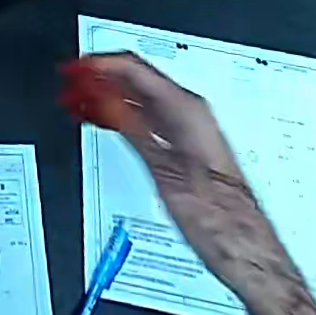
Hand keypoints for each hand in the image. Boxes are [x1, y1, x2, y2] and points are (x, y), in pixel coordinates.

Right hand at [60, 53, 315, 314]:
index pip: (133, 67)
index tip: (75, 68)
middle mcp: (189, 109)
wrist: (245, 251)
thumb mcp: (162, 169)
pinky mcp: (182, 140)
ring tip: (77, 99)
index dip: (99, 64)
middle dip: (98, 78)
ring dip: (106, 96)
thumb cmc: (216, 218)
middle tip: (70, 82)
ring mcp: (186, 124)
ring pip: (137, 96)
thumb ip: (129, 125)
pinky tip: (101, 118)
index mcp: (186, 107)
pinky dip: (119, 113)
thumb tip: (100, 96)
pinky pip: (144, 114)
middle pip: (134, 77)